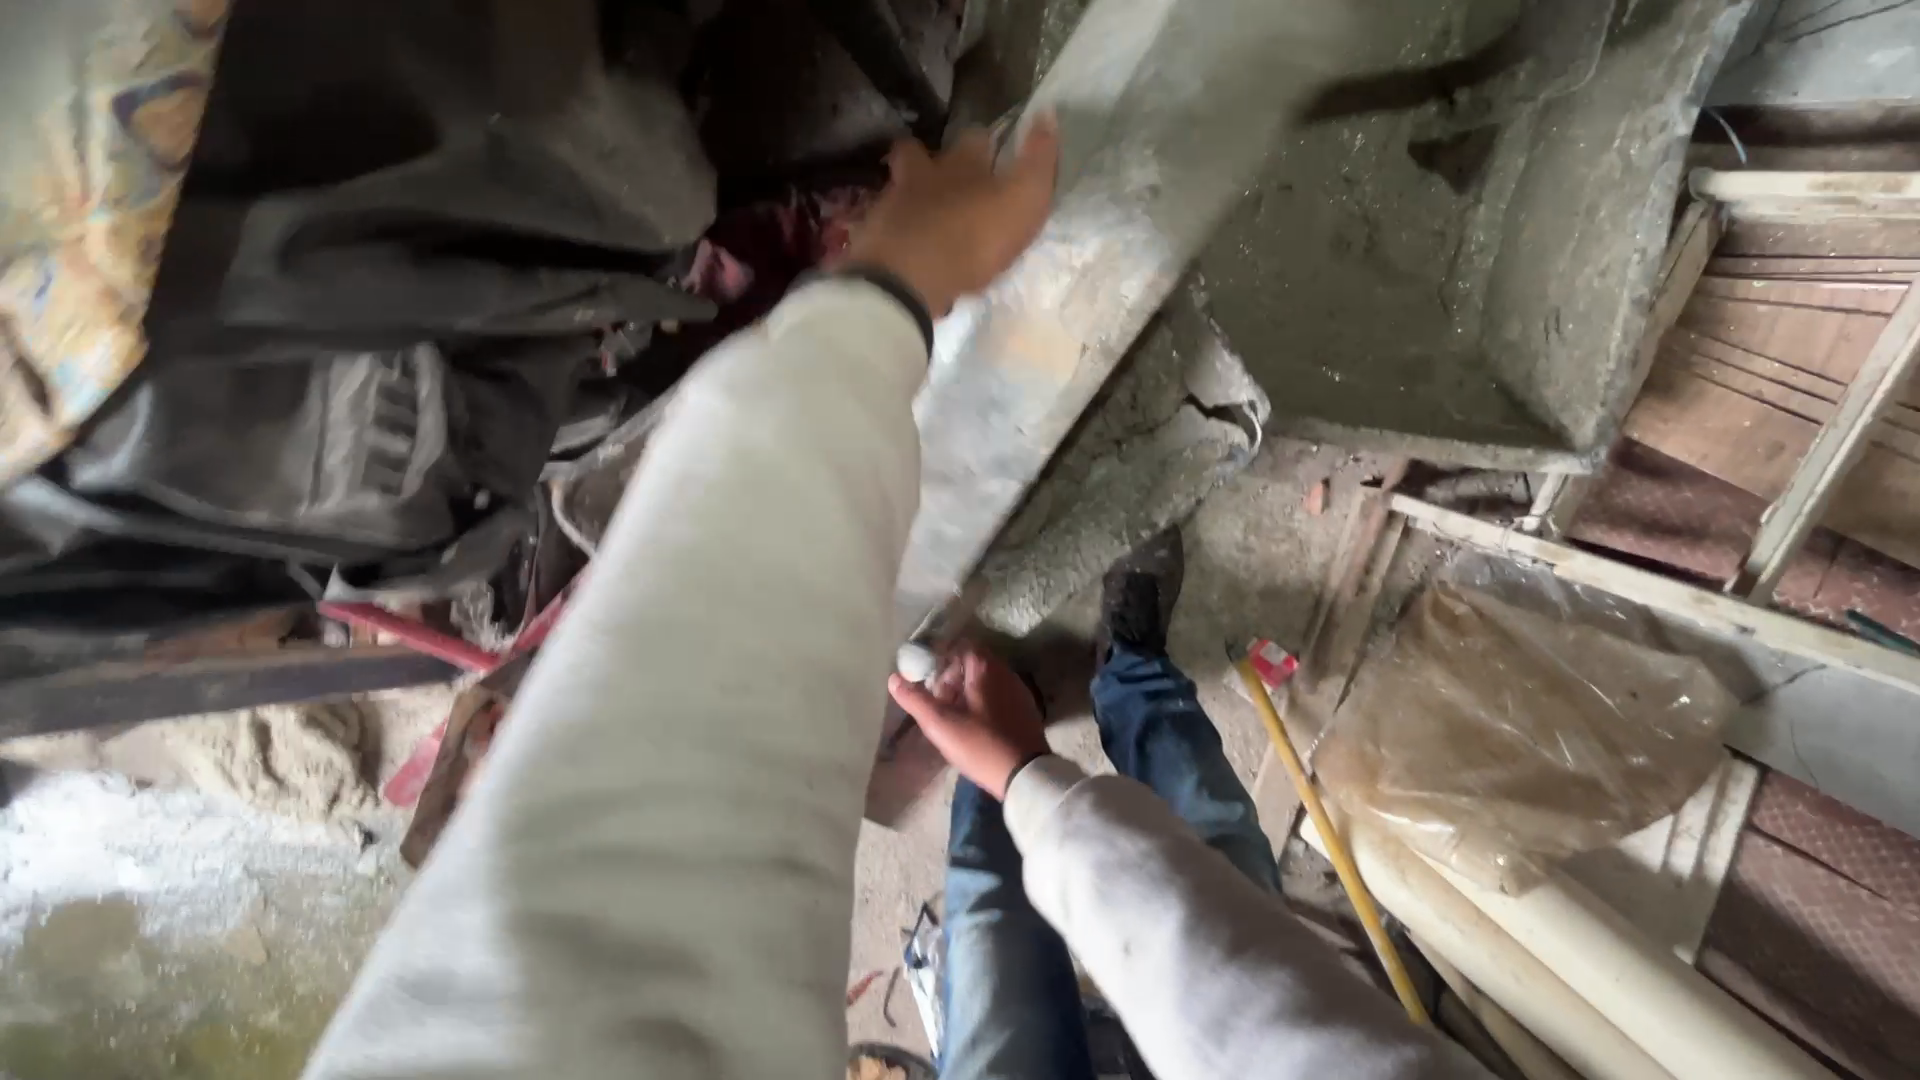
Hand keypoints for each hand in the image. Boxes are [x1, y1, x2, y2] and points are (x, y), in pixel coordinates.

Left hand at [841, 115, 1060, 318]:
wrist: (909, 278)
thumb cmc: (973, 238)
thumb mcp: (1023, 200)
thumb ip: (1038, 162)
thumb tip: (1048, 113)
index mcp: (962, 164)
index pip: (975, 139)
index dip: (984, 145)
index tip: (991, 155)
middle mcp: (922, 176)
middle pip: (919, 155)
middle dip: (928, 161)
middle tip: (940, 181)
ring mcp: (891, 207)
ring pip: (897, 190)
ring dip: (907, 200)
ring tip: (919, 220)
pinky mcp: (872, 240)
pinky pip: (883, 230)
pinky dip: (892, 236)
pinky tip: (902, 251)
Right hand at [888, 641, 1048, 799]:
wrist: (1024, 774)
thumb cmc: (980, 744)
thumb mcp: (940, 724)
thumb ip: (915, 699)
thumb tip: (894, 679)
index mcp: (985, 668)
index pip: (960, 646)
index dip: (942, 662)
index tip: (931, 685)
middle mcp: (1005, 672)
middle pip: (973, 664)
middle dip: (953, 680)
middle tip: (941, 704)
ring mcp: (1019, 690)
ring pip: (987, 681)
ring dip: (968, 693)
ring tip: (956, 718)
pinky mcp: (1027, 709)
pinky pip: (1000, 696)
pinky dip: (985, 704)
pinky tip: (978, 728)